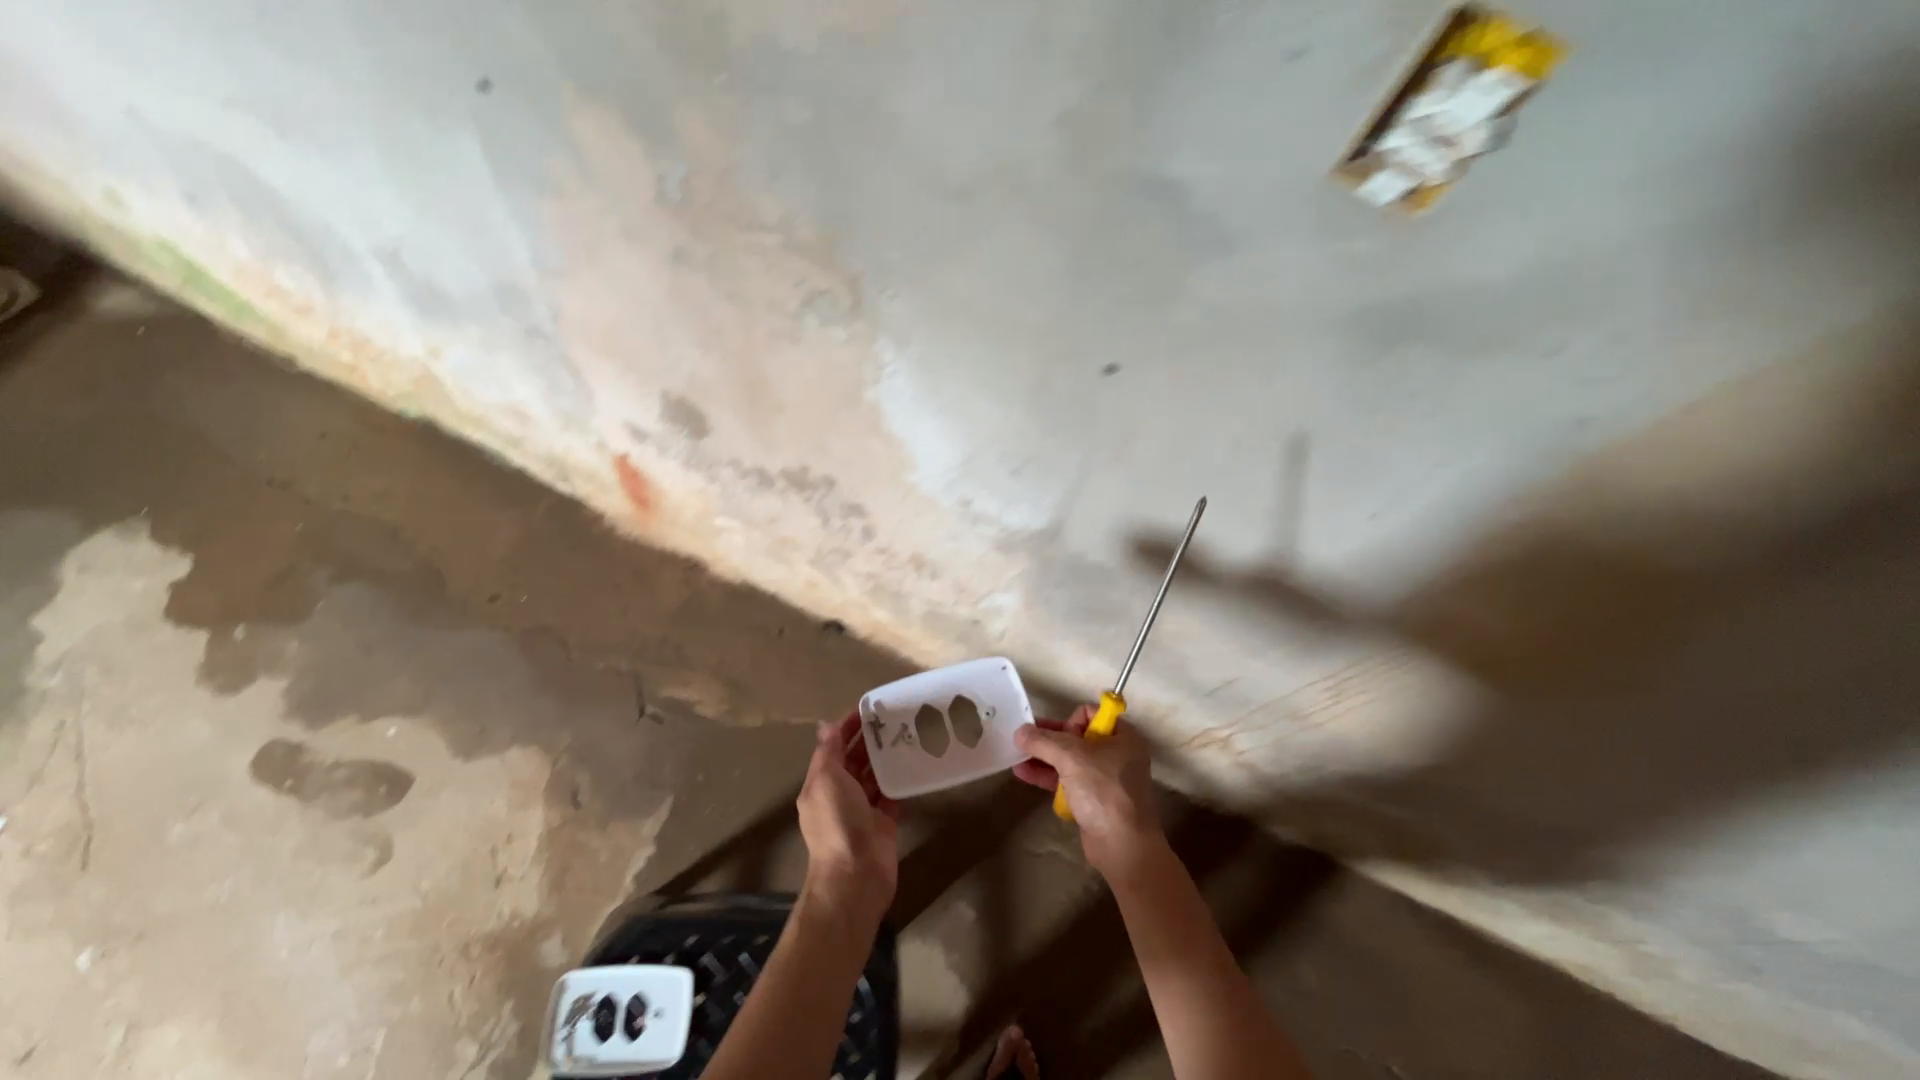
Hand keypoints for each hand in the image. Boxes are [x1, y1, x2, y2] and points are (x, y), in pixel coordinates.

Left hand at [796, 713, 899, 922]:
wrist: (856, 875)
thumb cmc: (838, 824)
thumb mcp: (827, 781)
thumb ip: (829, 753)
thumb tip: (827, 726)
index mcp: (820, 784)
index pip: (832, 748)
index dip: (846, 727)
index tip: (868, 708)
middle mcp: (840, 795)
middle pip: (854, 761)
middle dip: (869, 740)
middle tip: (895, 718)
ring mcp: (863, 810)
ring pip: (874, 777)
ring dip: (886, 758)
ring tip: (909, 734)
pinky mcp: (884, 823)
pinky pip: (892, 796)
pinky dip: (901, 781)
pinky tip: (916, 764)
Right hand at [1013, 705, 1164, 879]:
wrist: (1122, 845)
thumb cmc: (1103, 791)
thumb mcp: (1072, 758)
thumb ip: (1043, 741)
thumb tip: (1020, 731)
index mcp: (1122, 736)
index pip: (1092, 714)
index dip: (1070, 720)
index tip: (1058, 736)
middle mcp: (1116, 754)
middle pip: (1077, 737)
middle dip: (1049, 739)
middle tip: (1024, 740)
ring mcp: (1104, 778)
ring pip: (1069, 760)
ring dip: (1043, 757)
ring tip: (1015, 755)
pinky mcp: (1093, 799)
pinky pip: (1067, 780)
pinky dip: (1048, 775)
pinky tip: (1023, 773)